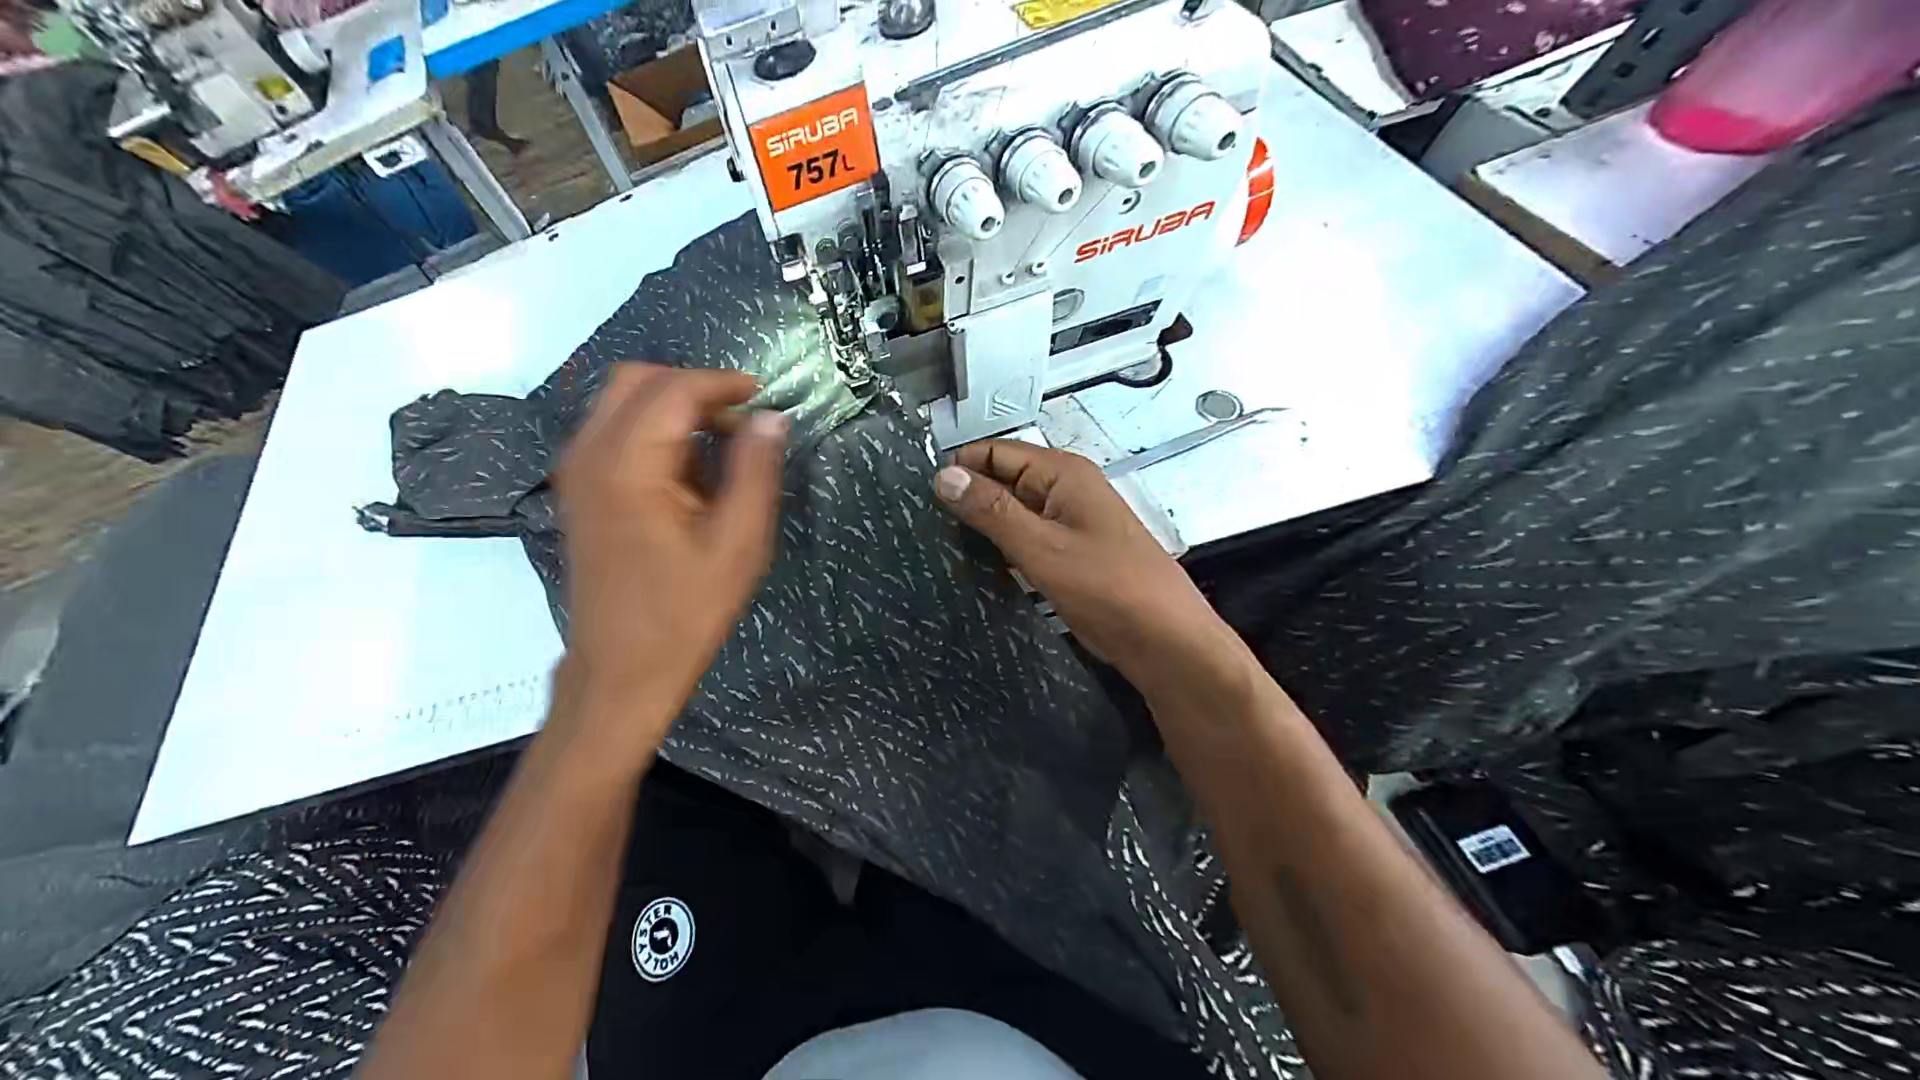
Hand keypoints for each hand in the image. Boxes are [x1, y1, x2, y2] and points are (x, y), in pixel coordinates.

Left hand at [553, 364, 787, 758]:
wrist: (622, 668)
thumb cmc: (687, 610)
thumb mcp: (740, 542)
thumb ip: (757, 470)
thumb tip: (772, 418)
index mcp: (627, 464)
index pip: (674, 389)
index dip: (723, 383)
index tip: (764, 398)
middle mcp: (589, 454)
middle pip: (638, 381)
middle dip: (695, 388)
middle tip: (742, 421)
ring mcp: (576, 471)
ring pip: (622, 402)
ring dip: (675, 409)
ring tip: (722, 449)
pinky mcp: (580, 490)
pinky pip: (615, 432)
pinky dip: (655, 431)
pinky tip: (689, 474)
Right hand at [932, 440, 1231, 684]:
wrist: (1162, 639)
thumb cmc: (1109, 587)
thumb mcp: (1041, 546)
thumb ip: (991, 510)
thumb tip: (944, 477)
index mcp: (1063, 474)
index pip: (996, 451)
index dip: (960, 466)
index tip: (920, 491)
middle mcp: (1065, 491)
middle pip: (1003, 481)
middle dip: (968, 499)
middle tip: (924, 524)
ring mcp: (1067, 525)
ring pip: (1012, 515)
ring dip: (983, 528)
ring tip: (940, 546)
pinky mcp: (1067, 556)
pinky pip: (1025, 542)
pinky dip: (1002, 550)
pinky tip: (976, 567)